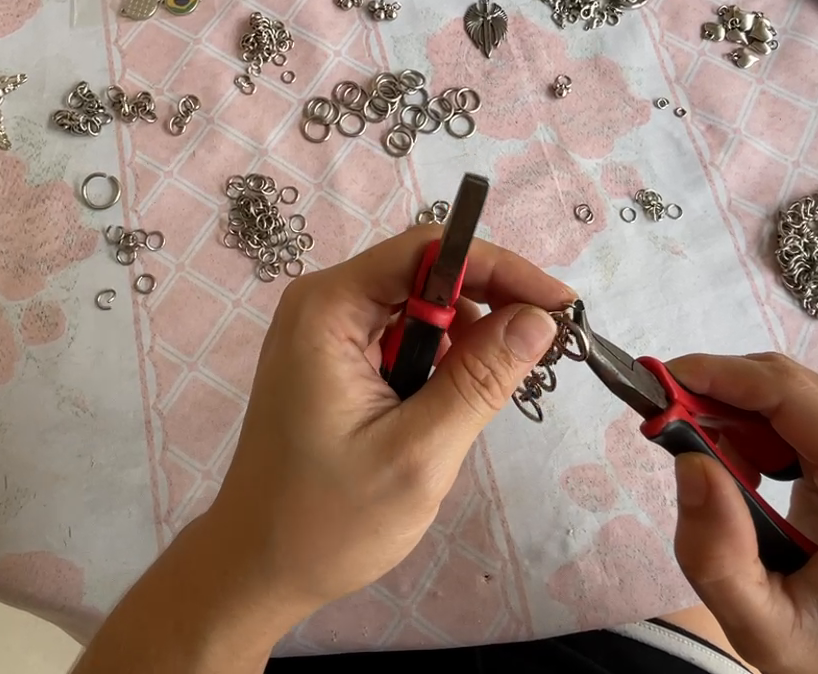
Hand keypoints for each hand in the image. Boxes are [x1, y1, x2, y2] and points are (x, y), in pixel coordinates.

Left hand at [73, 228, 573, 672]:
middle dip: (488, 301)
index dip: (498, 267)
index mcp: (328, 307)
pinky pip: (400, 332)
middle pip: (423, 271)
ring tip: (497, 383)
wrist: (257, 566)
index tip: (560, 303)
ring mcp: (326, 328)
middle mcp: (324, 302)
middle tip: (544, 344)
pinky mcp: (334, 356)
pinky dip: (439, 356)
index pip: (426, 251)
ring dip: (465, 334)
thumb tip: (539, 319)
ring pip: (417, 303)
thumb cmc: (327, 519)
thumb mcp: (418, 453)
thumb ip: (479, 379)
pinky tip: (454, 396)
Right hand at [667, 353, 817, 673]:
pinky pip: (800, 410)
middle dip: (718, 391)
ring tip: (706, 459)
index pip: (796, 397)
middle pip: (793, 386)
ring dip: (733, 409)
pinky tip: (743, 468)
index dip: (722, 377)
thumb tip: (691, 462)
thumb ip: (717, 555)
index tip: (657, 382)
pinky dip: (754, 425)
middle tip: (664, 421)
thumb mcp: (762, 630)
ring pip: (793, 391)